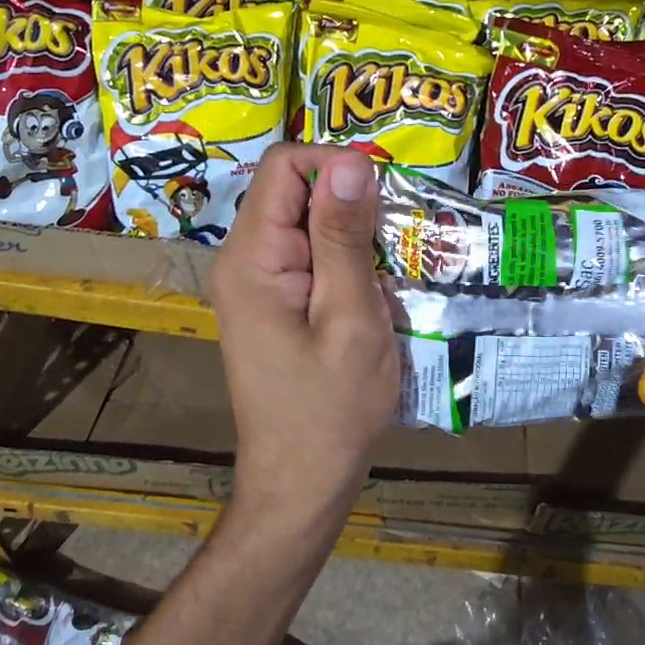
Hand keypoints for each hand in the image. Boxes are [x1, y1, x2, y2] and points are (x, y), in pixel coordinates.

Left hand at [208, 145, 399, 517]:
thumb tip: (352, 161)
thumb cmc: (331, 409)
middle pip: (294, 190)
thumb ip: (345, 237)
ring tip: (398, 262)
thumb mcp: (349, 318)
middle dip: (351, 200)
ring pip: (306, 223)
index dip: (335, 162)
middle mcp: (243, 260)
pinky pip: (309, 256)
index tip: (385, 193)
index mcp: (252, 257)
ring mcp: (256, 284)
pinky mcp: (273, 303)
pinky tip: (380, 287)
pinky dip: (347, 260)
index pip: (284, 165)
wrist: (301, 483)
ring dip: (354, 233)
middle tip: (402, 234)